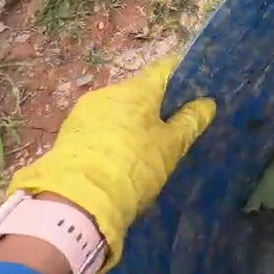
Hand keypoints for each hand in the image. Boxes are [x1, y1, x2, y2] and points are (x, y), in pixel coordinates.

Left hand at [7, 54, 213, 273]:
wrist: (74, 205)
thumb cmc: (133, 166)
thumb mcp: (172, 146)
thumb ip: (191, 120)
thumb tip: (207, 102)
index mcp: (138, 88)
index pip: (167, 68)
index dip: (184, 78)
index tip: (196, 95)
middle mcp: (109, 91)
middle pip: (141, 91)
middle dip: (156, 107)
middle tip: (170, 131)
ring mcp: (84, 113)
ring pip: (118, 110)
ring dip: (131, 123)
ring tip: (142, 150)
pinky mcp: (66, 135)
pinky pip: (98, 128)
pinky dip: (111, 137)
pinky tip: (118, 160)